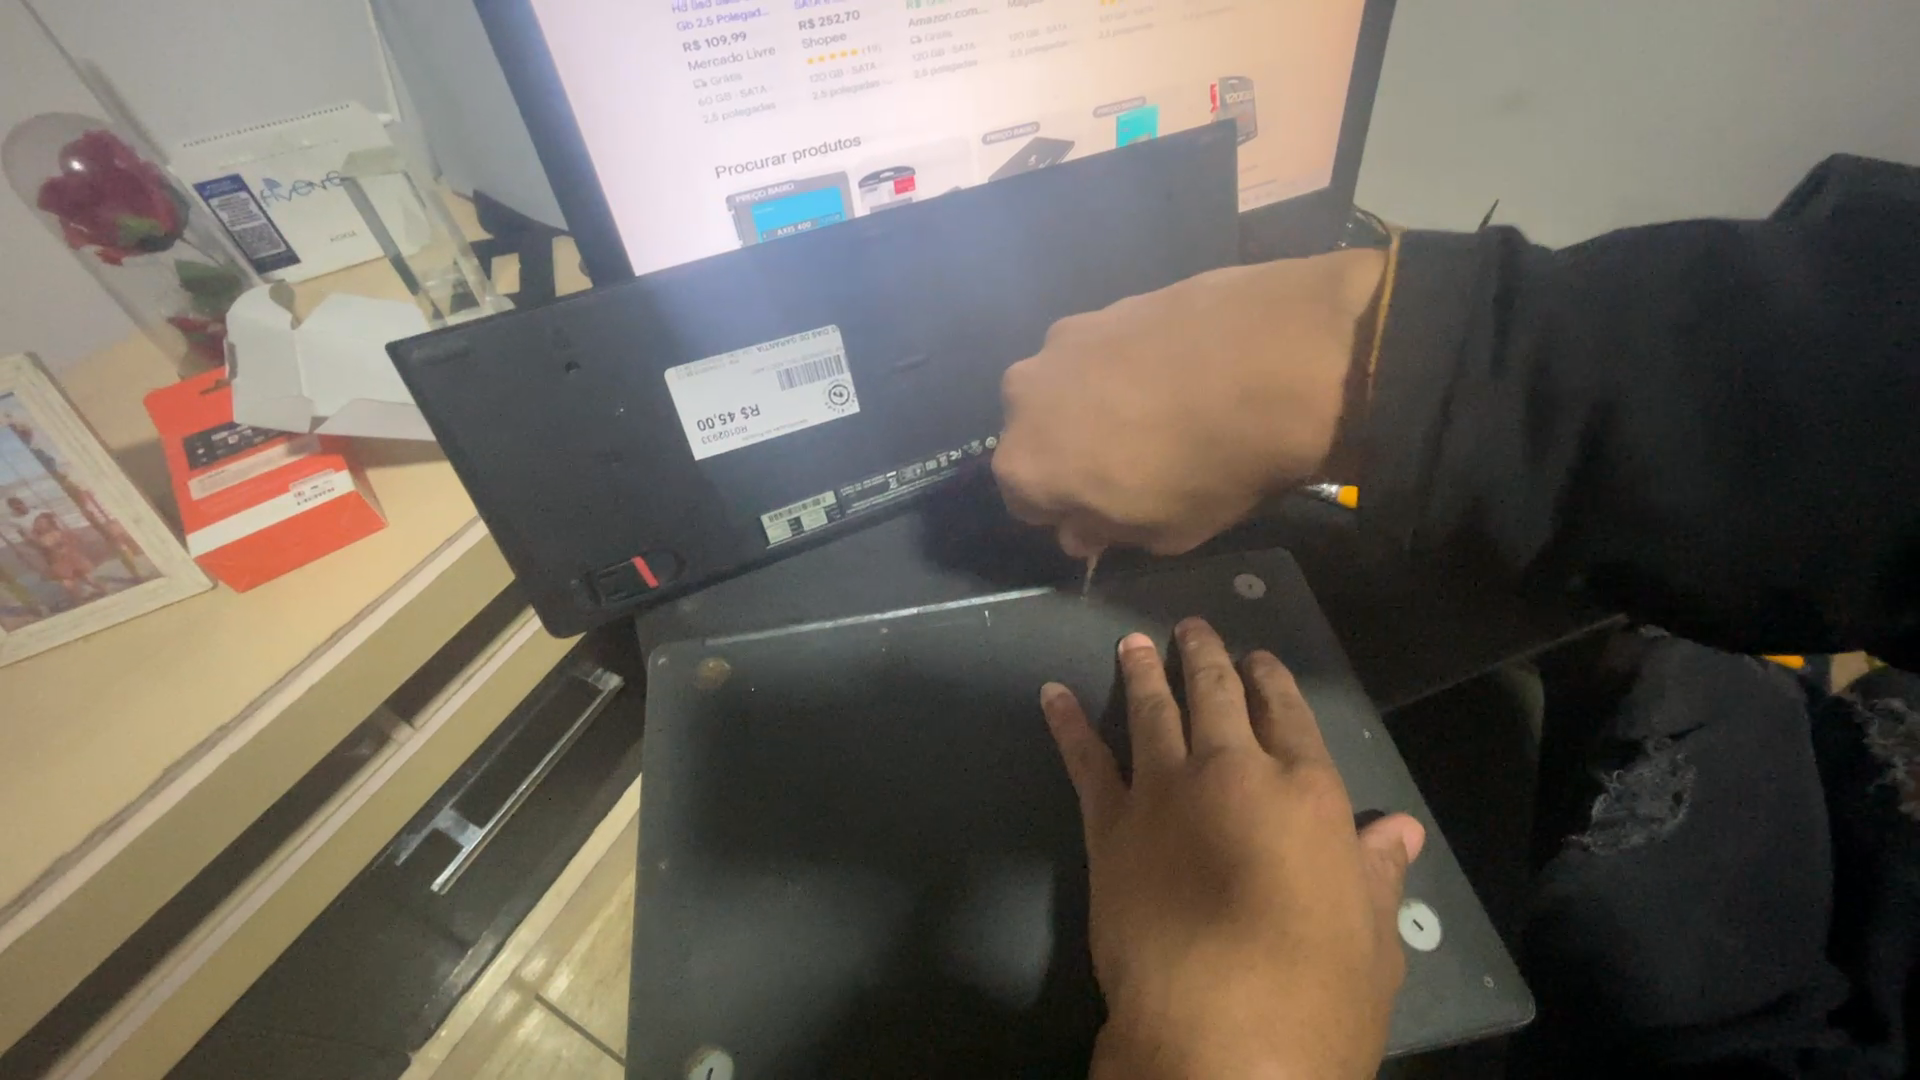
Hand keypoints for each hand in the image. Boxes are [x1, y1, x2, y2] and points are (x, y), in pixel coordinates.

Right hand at [995, 250, 1385, 556]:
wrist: (1281, 360)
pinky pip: (1102, 351)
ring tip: (1158, 409)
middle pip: (1038, 437)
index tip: (1106, 511)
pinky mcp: (1108, 302)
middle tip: (1132, 459)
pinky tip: (1177, 372)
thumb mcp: (1160, 534)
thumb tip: (1079, 526)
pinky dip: (1125, 366)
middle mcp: (1023, 395)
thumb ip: (1103, 532)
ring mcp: (1065, 339)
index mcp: (1024, 463)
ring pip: (1067, 389)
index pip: (1024, 502)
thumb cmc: (1210, 468)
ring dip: (1094, 405)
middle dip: (1071, 452)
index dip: (1067, 512)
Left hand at [1041, 618, 1424, 1079]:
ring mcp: (1164, 790)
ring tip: (1135, 641)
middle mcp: (1233, 772)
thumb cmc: (1314, 997)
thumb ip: (1375, 873)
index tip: (1257, 656)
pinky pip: (1085, 759)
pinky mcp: (1110, 822)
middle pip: (1217, 696)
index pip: (1289, 715)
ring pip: (1153, 710)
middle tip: (1192, 626)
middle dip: (1206, 656)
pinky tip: (1052, 694)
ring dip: (1143, 670)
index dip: (1271, 680)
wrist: (1217, 1038)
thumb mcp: (1371, 942)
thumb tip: (1397, 829)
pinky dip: (1066, 723)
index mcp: (1305, 793)